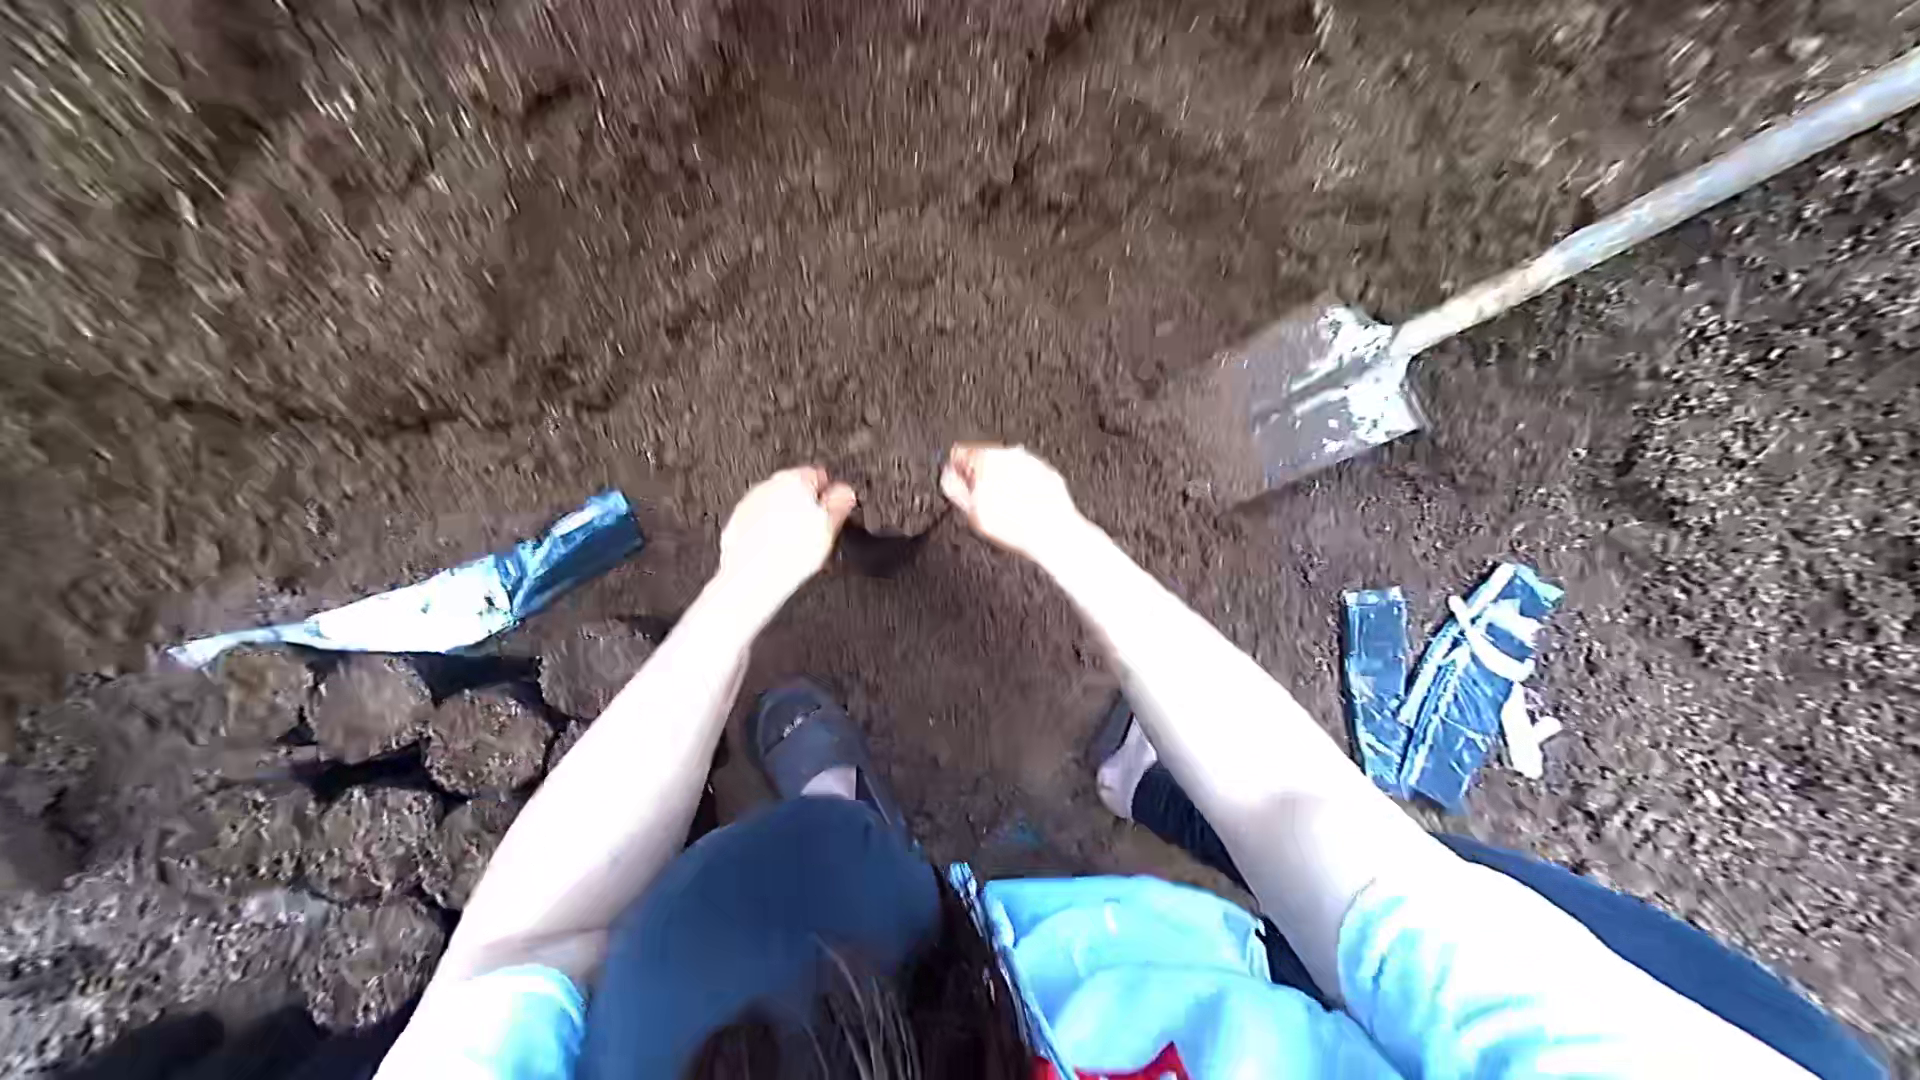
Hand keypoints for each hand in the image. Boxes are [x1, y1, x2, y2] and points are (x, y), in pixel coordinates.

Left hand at [715, 466, 856, 616]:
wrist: (754, 576)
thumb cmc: (790, 554)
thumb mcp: (829, 528)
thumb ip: (840, 504)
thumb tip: (847, 493)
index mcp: (794, 480)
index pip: (819, 476)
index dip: (830, 496)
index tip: (834, 511)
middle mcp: (769, 486)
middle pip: (796, 490)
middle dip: (807, 507)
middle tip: (816, 532)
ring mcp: (751, 503)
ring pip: (777, 506)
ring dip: (787, 520)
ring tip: (796, 546)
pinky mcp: (738, 521)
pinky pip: (760, 522)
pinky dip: (768, 532)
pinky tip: (778, 551)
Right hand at [939, 443, 1092, 561]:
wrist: (1052, 532)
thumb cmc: (1015, 524)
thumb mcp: (972, 512)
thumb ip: (955, 488)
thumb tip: (948, 477)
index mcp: (984, 457)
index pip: (960, 453)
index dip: (957, 471)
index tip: (960, 484)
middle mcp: (1009, 453)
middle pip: (986, 460)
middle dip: (984, 478)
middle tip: (985, 504)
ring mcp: (1030, 462)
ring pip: (1010, 468)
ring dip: (1006, 483)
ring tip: (1008, 510)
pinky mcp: (1048, 473)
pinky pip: (1030, 477)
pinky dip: (1026, 489)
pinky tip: (1025, 509)